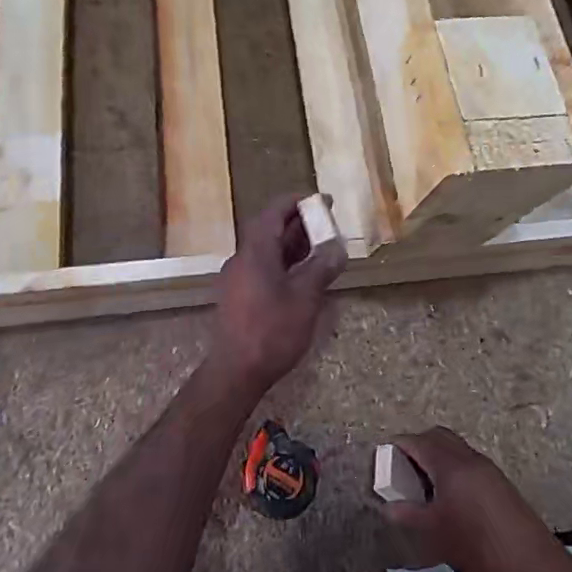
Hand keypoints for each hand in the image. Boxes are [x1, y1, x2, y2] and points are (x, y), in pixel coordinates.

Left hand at [209, 194, 346, 388]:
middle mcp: (240, 260)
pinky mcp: (237, 298)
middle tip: (328, 224)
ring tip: (322, 248)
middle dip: (298, 225)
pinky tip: (303, 277)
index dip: (295, 203)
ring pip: (265, 253)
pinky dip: (283, 265)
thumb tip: (336, 248)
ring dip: (292, 247)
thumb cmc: (271, 330)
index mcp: (254, 252)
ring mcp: (236, 280)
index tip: (320, 201)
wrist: (236, 370)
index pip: (272, 214)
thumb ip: (321, 268)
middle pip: (268, 232)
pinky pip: (261, 270)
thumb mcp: (305, 297)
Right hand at [379, 428, 571, 571]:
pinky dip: (451, 473)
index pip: (416, 441)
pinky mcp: (502, 489)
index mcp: (452, 466)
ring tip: (421, 490)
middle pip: (438, 437)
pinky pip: (468, 467)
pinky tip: (447, 502)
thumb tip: (388, 506)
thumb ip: (407, 514)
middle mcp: (472, 461)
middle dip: (416, 448)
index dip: (394, 448)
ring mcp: (491, 474)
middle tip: (401, 473)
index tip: (380, 465)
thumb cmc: (480, 548)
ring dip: (435, 461)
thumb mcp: (434, 533)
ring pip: (455, 451)